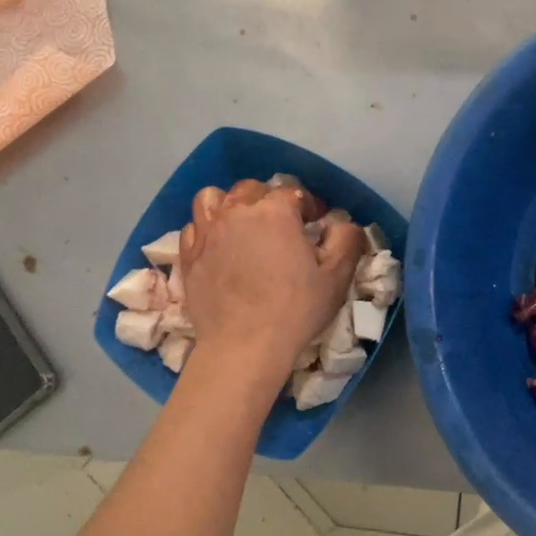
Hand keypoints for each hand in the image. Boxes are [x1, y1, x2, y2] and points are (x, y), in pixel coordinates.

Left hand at [177, 180, 364, 369]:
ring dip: (231, 205)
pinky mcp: (188, 256)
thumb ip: (346, 239)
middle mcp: (237, 213)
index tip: (316, 223)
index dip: (308, 205)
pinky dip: (208, 230)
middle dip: (270, 200)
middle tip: (283, 226)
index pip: (293, 192)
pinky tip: (220, 247)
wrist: (244, 347)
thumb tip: (342, 222)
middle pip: (252, 189)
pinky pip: (194, 227)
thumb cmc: (296, 310)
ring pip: (214, 198)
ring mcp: (207, 233)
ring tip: (243, 226)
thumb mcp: (337, 276)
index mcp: (275, 212)